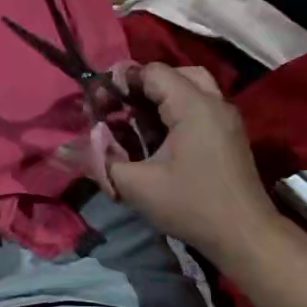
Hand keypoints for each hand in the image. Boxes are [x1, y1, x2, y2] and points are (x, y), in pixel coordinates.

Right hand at [106, 64, 280, 259]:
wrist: (243, 234)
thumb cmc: (190, 206)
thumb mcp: (137, 186)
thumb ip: (101, 162)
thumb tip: (63, 150)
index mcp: (193, 106)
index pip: (153, 72)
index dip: (121, 81)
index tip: (97, 101)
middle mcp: (214, 102)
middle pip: (175, 75)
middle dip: (142, 87)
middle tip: (118, 108)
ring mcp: (226, 119)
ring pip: (191, 90)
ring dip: (161, 99)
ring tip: (134, 122)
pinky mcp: (229, 136)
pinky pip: (200, 108)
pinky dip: (176, 112)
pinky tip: (157, 138)